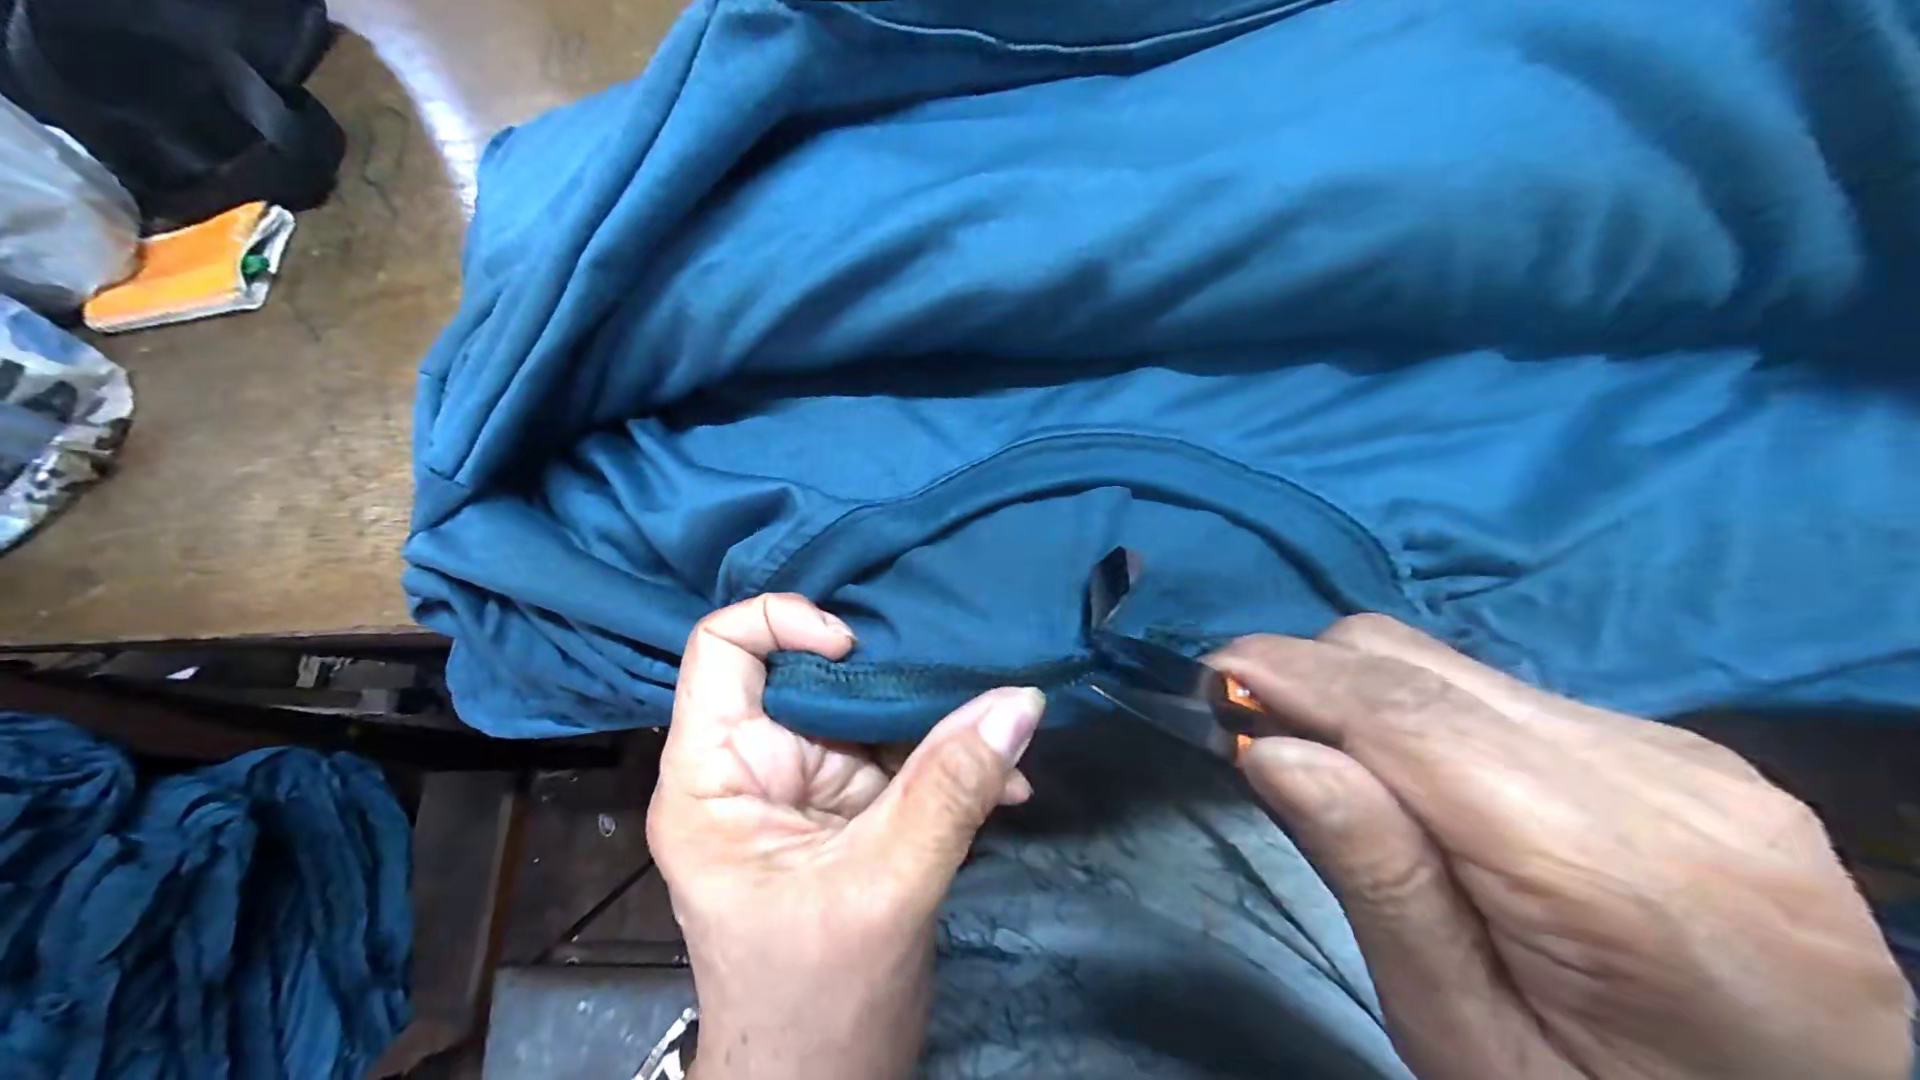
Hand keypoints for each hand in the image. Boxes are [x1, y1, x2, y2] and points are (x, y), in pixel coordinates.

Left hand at [647, 593, 1044, 1079]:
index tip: (858, 647)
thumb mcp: (885, 887)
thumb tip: (1020, 701)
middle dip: (891, 674)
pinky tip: (1005, 787)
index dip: (785, 622)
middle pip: (812, 673)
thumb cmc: (817, 1004)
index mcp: (713, 774)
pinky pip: (900, 758)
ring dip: (939, 727)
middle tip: (963, 673)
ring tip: (1006, 742)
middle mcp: (753, 765)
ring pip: (867, 713)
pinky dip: (950, 764)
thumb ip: (950, 787)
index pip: (723, 648)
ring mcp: (804, 785)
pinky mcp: (848, 808)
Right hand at [1213, 615, 1913, 1079]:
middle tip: (1249, 724)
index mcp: (1620, 871)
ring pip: (1453, 664)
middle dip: (1312, 674)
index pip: (1408, 715)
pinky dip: (1421, 711)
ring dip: (1360, 691)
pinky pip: (1499, 691)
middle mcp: (1664, 779)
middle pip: (1423, 664)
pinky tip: (1415, 774)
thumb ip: (1375, 879)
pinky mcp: (1680, 753)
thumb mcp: (1464, 1039)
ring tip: (1322, 750)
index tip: (1209, 672)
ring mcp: (1685, 756)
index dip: (1292, 675)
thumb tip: (1270, 749)